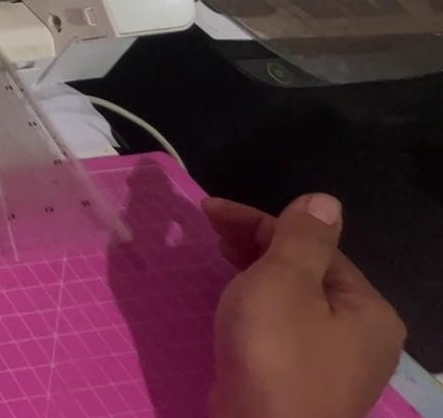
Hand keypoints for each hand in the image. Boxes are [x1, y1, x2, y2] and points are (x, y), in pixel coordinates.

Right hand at [204, 193, 404, 417]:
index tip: (204, 209)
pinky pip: (286, 317)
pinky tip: (235, 298)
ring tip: (215, 253)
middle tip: (204, 226)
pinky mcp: (307, 370)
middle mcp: (363, 330)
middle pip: (308, 269)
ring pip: (296, 293)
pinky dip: (257, 295)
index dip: (258, 221)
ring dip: (254, 265)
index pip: (313, 245)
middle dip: (255, 241)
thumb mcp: (283, 283)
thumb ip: (301, 240)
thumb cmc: (275, 348)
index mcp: (367, 308)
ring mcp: (337, 355)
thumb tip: (324, 200)